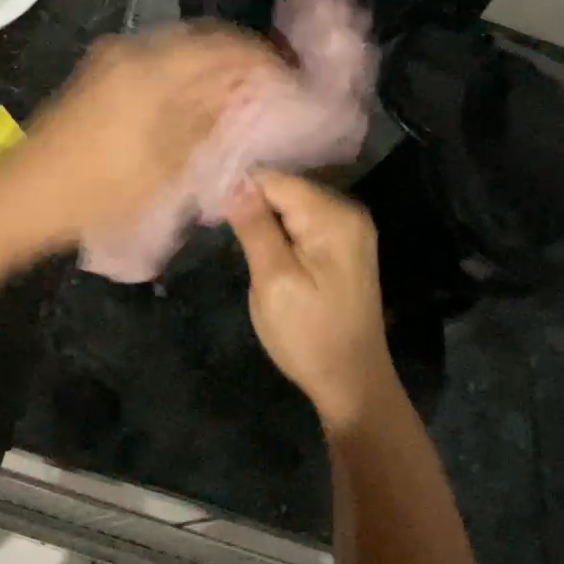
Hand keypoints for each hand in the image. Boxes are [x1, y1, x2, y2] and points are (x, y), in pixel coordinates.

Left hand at [14, 22, 282, 248]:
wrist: (27, 191)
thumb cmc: (102, 186)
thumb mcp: (169, 164)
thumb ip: (211, 121)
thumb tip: (245, 95)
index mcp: (154, 67)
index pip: (224, 45)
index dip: (261, 58)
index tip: (287, 78)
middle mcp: (133, 48)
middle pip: (201, 37)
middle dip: (237, 56)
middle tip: (266, 83)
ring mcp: (111, 56)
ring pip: (177, 45)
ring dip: (209, 62)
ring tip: (236, 93)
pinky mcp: (98, 70)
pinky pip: (154, 57)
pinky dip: (182, 69)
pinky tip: (194, 98)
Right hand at [227, 172, 395, 430]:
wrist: (352, 383)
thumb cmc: (309, 335)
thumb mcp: (274, 281)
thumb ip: (255, 227)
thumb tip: (236, 182)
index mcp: (333, 216)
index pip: (275, 180)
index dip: (240, 191)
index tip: (211, 210)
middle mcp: (347, 211)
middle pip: (285, 189)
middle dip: (252, 203)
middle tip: (221, 228)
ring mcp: (349, 229)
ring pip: (291, 205)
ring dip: (264, 218)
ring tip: (237, 237)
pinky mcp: (344, 246)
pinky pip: (303, 222)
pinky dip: (280, 229)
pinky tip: (263, 247)